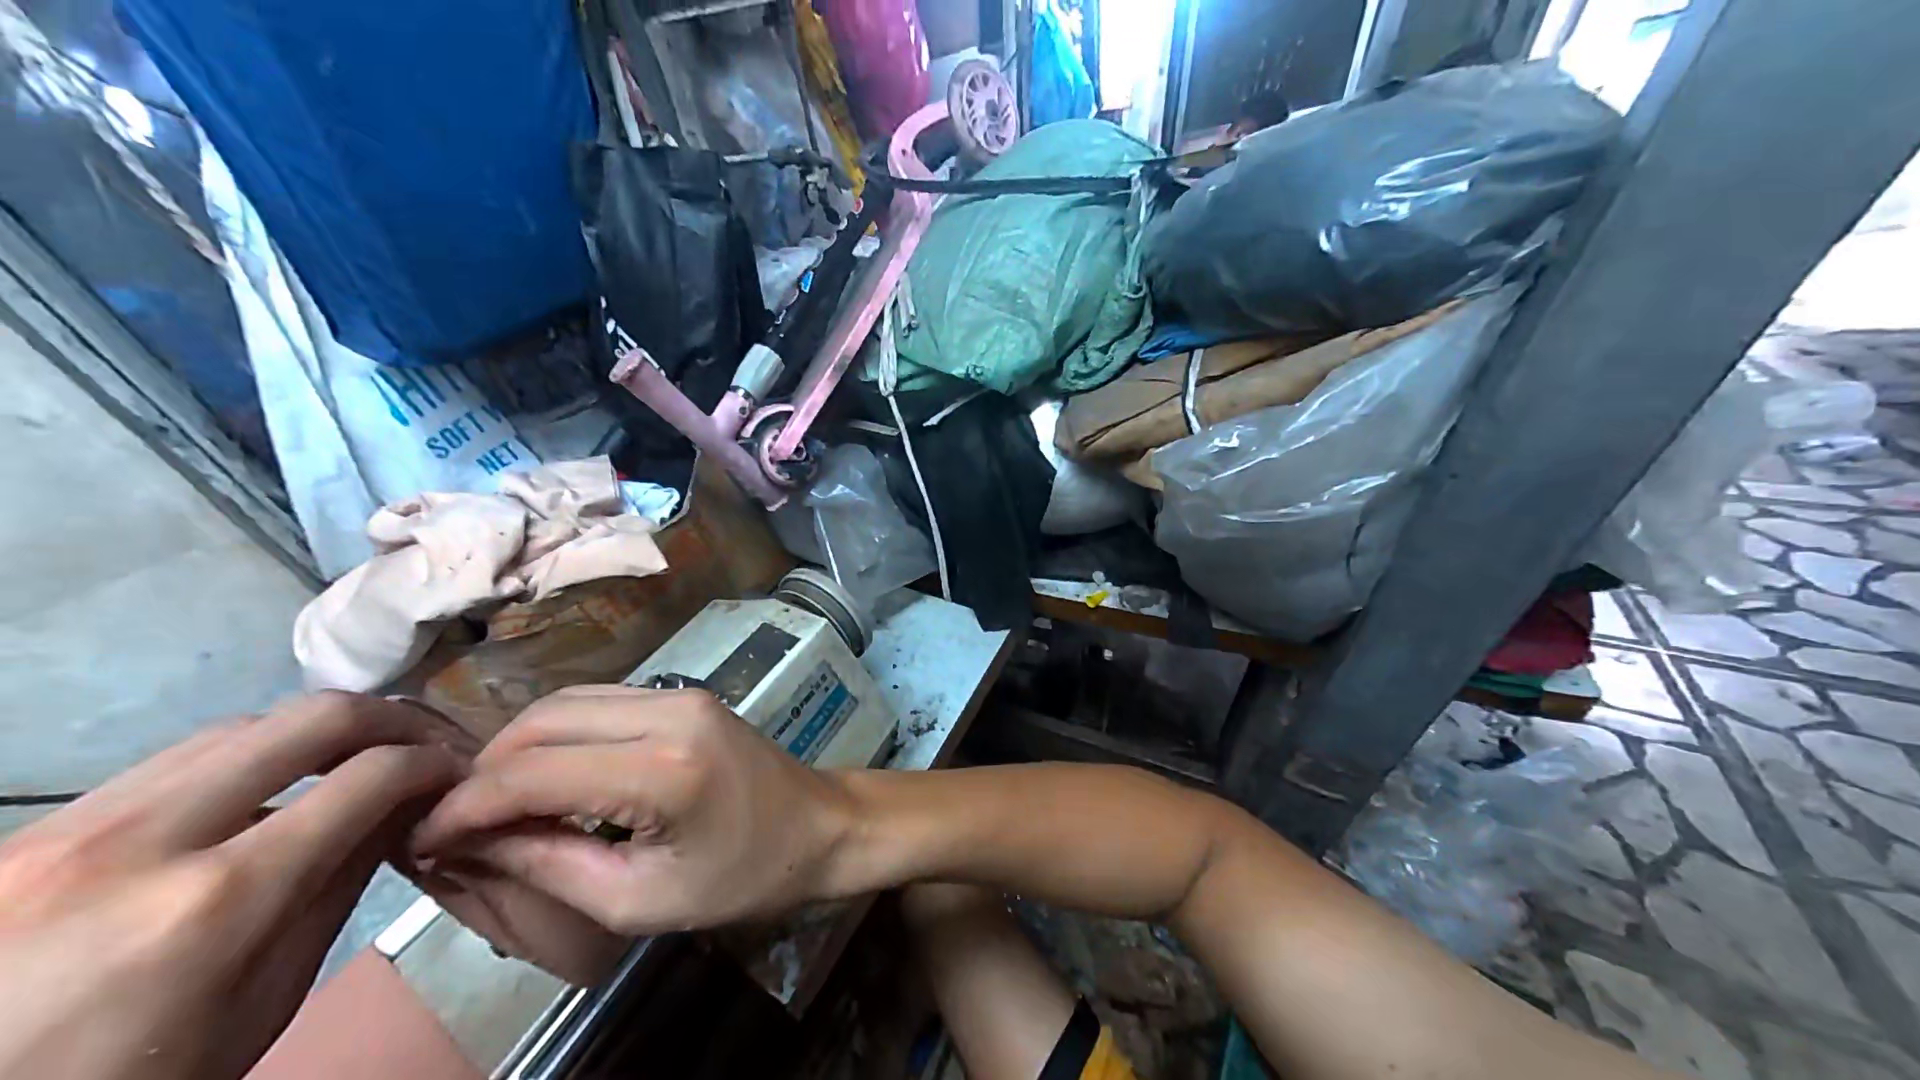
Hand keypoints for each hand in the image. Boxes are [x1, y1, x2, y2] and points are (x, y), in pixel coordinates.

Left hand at [0, 692, 472, 1079]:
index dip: (435, 763)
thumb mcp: (263, 1000)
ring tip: (351, 763)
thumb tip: (405, 810)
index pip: (373, 776)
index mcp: (216, 902)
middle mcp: (144, 839)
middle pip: (312, 717)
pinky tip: (264, 794)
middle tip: (424, 744)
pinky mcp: (27, 830)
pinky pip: (172, 762)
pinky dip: (248, 761)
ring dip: (319, 735)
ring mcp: (66, 827)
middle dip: (393, 719)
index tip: (458, 774)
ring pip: (242, 725)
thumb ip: (341, 886)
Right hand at [410, 685, 858, 939]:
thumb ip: (549, 866)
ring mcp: (677, 694)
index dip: (464, 806)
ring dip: (516, 748)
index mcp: (661, 769)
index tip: (420, 843)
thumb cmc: (745, 876)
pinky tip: (544, 775)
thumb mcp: (640, 899)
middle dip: (482, 771)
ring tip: (492, 804)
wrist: (822, 825)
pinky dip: (557, 735)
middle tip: (454, 825)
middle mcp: (666, 712)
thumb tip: (467, 845)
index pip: (532, 772)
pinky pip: (598, 702)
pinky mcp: (683, 694)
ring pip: (565, 702)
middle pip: (540, 721)